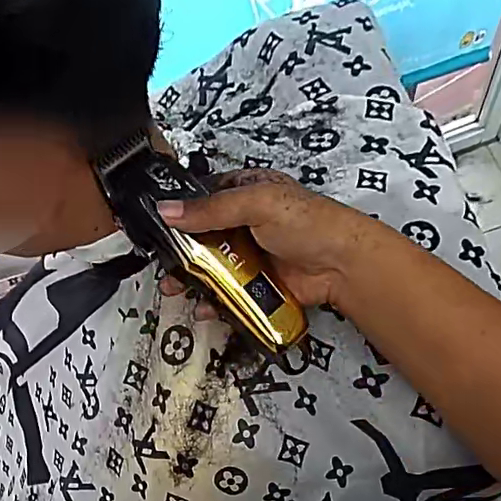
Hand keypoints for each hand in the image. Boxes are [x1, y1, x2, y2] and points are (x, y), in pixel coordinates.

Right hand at [156, 170, 401, 309]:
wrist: (342, 265)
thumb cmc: (309, 223)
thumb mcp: (257, 204)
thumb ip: (211, 208)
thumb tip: (168, 210)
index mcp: (245, 193)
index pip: (203, 200)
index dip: (181, 214)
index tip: (158, 229)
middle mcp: (245, 224)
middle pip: (203, 239)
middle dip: (181, 255)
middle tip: (163, 267)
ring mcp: (251, 256)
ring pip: (213, 269)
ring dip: (192, 281)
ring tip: (174, 290)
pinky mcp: (257, 284)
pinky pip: (229, 293)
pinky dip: (215, 302)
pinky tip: (203, 307)